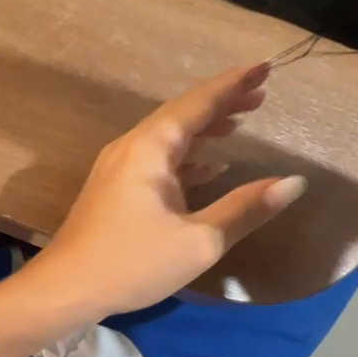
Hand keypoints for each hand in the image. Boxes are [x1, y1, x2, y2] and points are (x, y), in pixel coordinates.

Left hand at [23, 63, 308, 319]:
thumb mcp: (198, 241)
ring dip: (205, 129)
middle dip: (222, 102)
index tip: (266, 67)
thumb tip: (294, 183)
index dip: (233, 84)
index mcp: (150, 148)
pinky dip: (187, 157)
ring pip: (169, 137)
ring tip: (240, 123)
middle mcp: (131, 147)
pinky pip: (157, 160)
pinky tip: (211, 168)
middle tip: (261, 93)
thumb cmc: (131, 263)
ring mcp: (118, 167)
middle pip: (182, 114)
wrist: (64, 289)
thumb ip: (245, 208)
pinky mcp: (114, 189)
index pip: (198, 103)